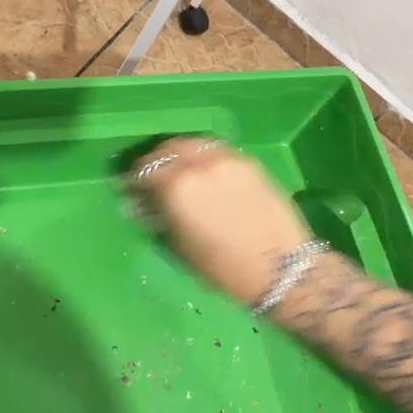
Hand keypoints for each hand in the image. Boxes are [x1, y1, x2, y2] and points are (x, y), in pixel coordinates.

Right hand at [130, 137, 312, 307]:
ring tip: (178, 170)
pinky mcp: (249, 162)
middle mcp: (200, 164)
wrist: (282, 268)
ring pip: (194, 144)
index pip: (146, 170)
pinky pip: (217, 150)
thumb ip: (159, 219)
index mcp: (178, 187)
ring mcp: (228, 159)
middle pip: (169, 149)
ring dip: (180, 153)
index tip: (130, 189)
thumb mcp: (182, 248)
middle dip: (156, 160)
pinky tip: (204, 172)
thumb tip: (142, 206)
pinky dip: (204, 156)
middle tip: (151, 175)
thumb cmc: (225, 268)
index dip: (134, 180)